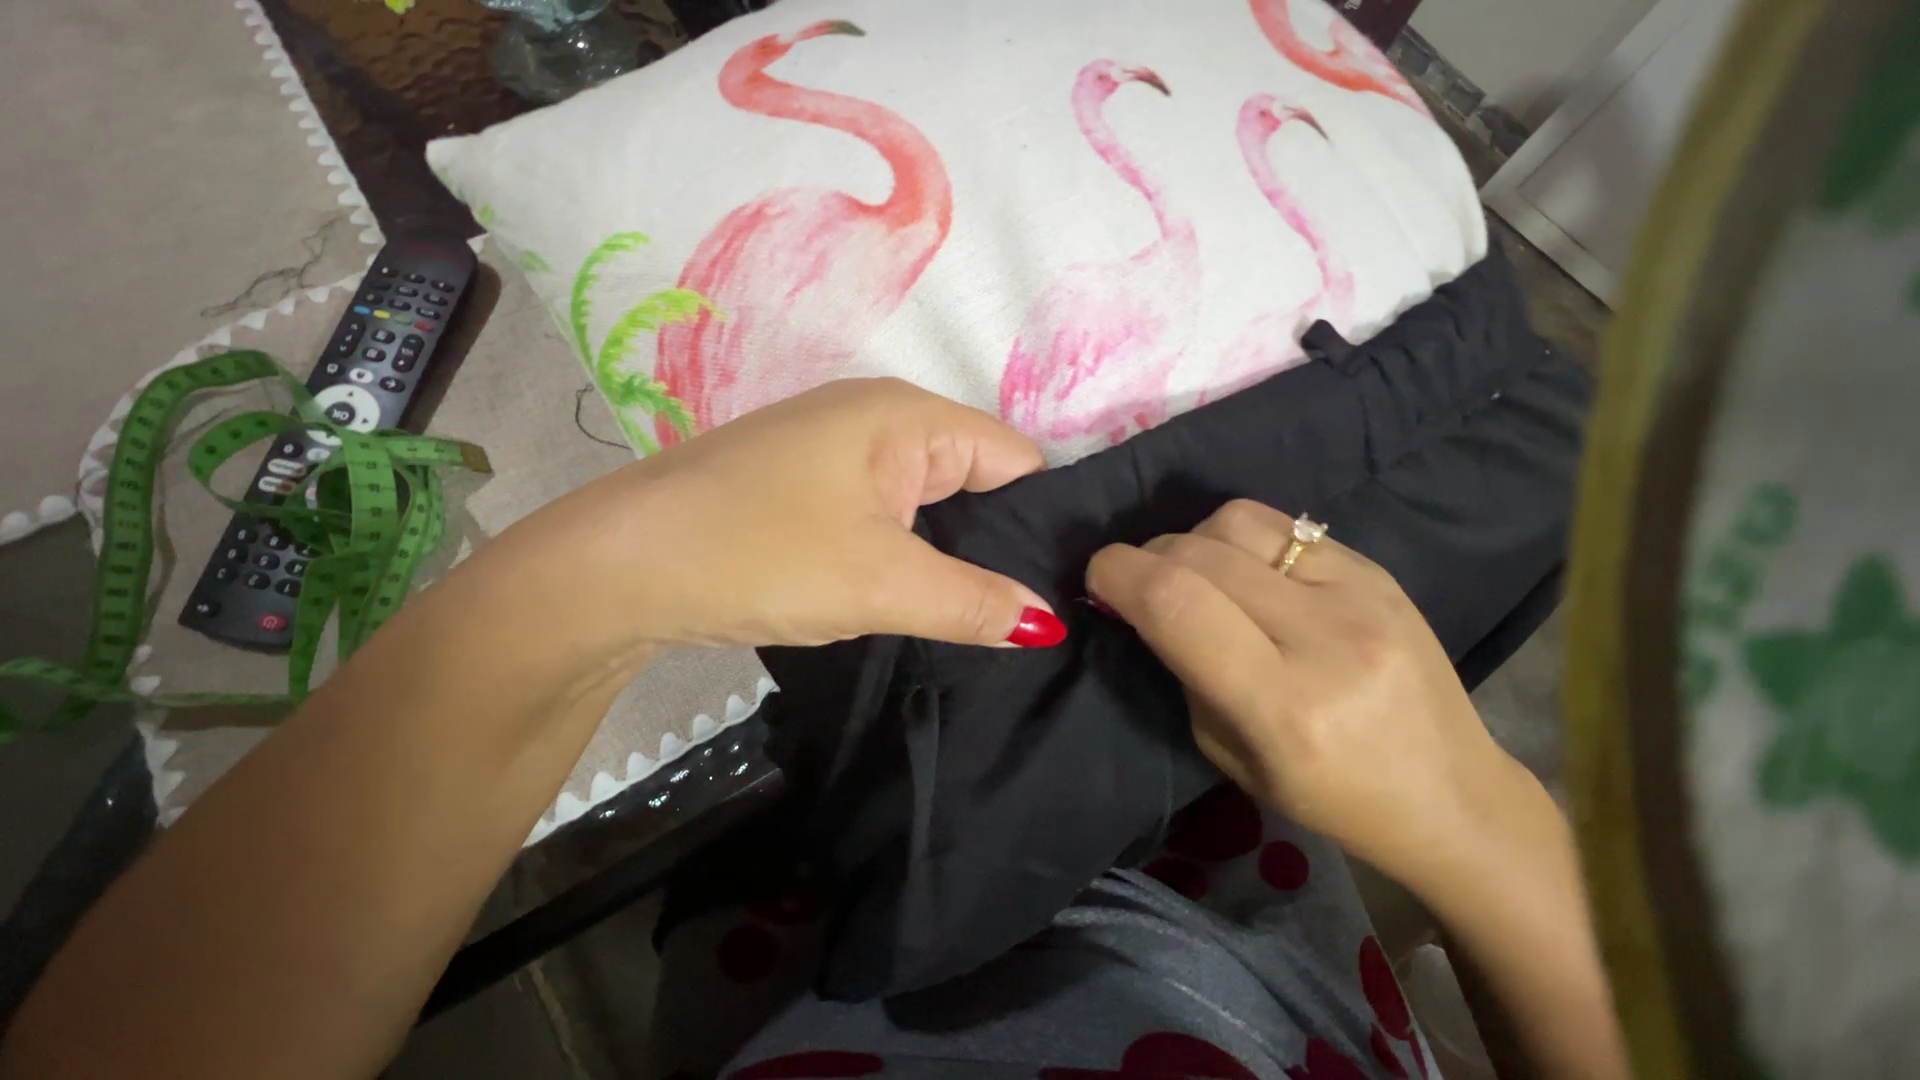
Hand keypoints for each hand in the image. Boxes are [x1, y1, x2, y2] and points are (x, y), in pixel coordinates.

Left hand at [483, 378, 1063, 660]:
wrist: (617, 567)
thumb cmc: (760, 554)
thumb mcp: (881, 583)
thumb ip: (974, 602)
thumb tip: (1046, 621)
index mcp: (906, 415)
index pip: (1013, 457)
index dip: (1041, 520)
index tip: (1065, 587)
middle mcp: (875, 416)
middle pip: (972, 475)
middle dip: (998, 541)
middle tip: (1030, 616)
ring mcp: (833, 448)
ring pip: (925, 499)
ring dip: (950, 553)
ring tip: (984, 616)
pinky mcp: (803, 484)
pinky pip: (882, 512)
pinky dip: (904, 551)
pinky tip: (913, 597)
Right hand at [1084, 499, 1526, 880]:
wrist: (1451, 792)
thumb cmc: (1329, 797)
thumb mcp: (1229, 755)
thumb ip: (1184, 672)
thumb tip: (1142, 604)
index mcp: (1283, 705)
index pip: (1177, 604)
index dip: (1119, 575)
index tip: (1098, 579)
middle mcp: (1325, 638)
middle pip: (1198, 554)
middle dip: (1145, 557)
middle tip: (1135, 581)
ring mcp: (1360, 594)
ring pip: (1237, 521)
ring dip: (1191, 540)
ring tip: (1192, 572)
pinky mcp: (1378, 570)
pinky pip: (1281, 525)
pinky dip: (1238, 539)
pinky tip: (1243, 570)